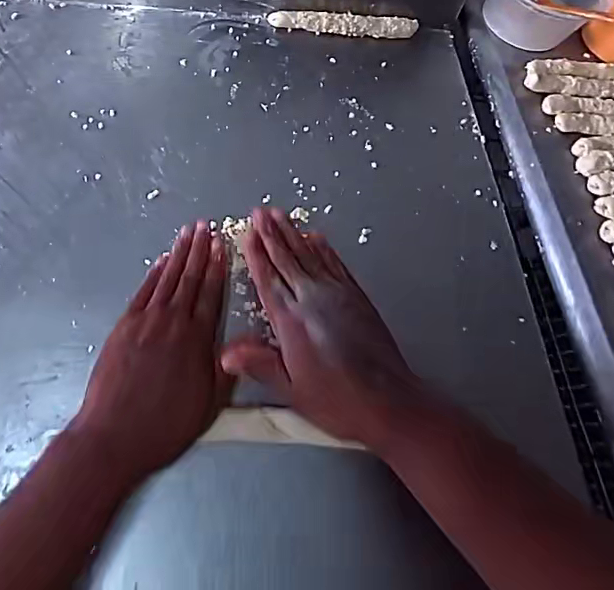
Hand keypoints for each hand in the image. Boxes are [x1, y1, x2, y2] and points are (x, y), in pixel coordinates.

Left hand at [68, 221, 234, 478]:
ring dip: (179, 253)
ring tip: (187, 232)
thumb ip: (227, 368)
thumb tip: (242, 342)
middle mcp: (173, 321)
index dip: (218, 266)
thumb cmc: (165, 425)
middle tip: (205, 226)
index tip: (222, 244)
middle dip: (199, 249)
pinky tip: (162, 260)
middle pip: (190, 277)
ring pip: (168, 277)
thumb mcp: (209, 404)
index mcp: (197, 338)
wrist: (113, 436)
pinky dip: (154, 272)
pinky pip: (144, 291)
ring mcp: (146, 320)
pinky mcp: (124, 325)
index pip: (211, 292)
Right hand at [220, 207, 431, 451]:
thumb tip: (227, 353)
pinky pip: (335, 264)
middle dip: (271, 233)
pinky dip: (323, 248)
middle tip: (261, 212)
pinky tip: (316, 237)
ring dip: (293, 233)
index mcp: (291, 320)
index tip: (248, 233)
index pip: (268, 278)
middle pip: (287, 258)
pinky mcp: (356, 296)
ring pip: (309, 255)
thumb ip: (259, 364)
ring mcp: (337, 294)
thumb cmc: (338, 399)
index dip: (256, 253)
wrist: (386, 400)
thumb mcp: (291, 389)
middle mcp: (313, 299)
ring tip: (281, 215)